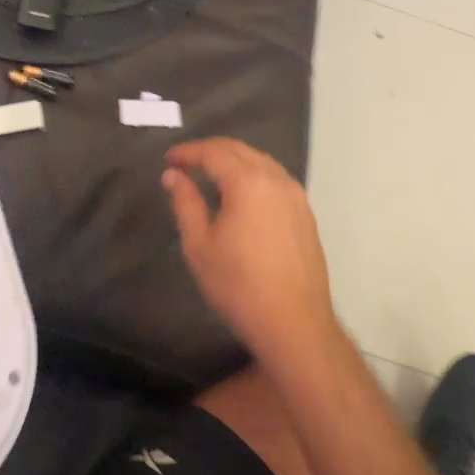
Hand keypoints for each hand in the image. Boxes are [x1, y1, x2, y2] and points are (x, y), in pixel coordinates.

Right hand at [162, 139, 340, 362]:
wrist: (294, 323)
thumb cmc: (239, 285)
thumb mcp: (200, 245)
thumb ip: (185, 203)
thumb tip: (173, 176)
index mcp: (248, 182)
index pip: (213, 152)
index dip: (188, 152)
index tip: (169, 160)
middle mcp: (276, 179)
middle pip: (240, 151)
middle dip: (211, 151)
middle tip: (185, 163)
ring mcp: (296, 196)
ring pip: (261, 162)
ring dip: (234, 161)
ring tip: (211, 174)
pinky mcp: (306, 213)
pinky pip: (276, 180)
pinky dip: (254, 175)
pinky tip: (242, 194)